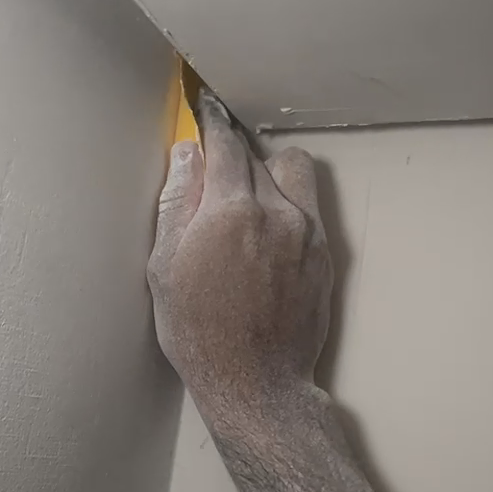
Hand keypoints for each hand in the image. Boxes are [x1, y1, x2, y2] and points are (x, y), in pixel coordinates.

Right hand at [147, 88, 333, 432]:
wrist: (255, 382)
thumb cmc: (196, 329)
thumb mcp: (165, 267)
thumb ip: (177, 203)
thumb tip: (186, 154)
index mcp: (232, 210)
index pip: (226, 144)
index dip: (213, 123)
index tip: (206, 109)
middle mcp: (279, 210)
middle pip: (258, 157)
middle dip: (233, 160)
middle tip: (212, 184)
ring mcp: (310, 232)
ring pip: (293, 173)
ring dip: (268, 176)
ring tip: (246, 206)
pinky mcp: (327, 255)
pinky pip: (308, 208)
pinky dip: (285, 207)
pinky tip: (264, 241)